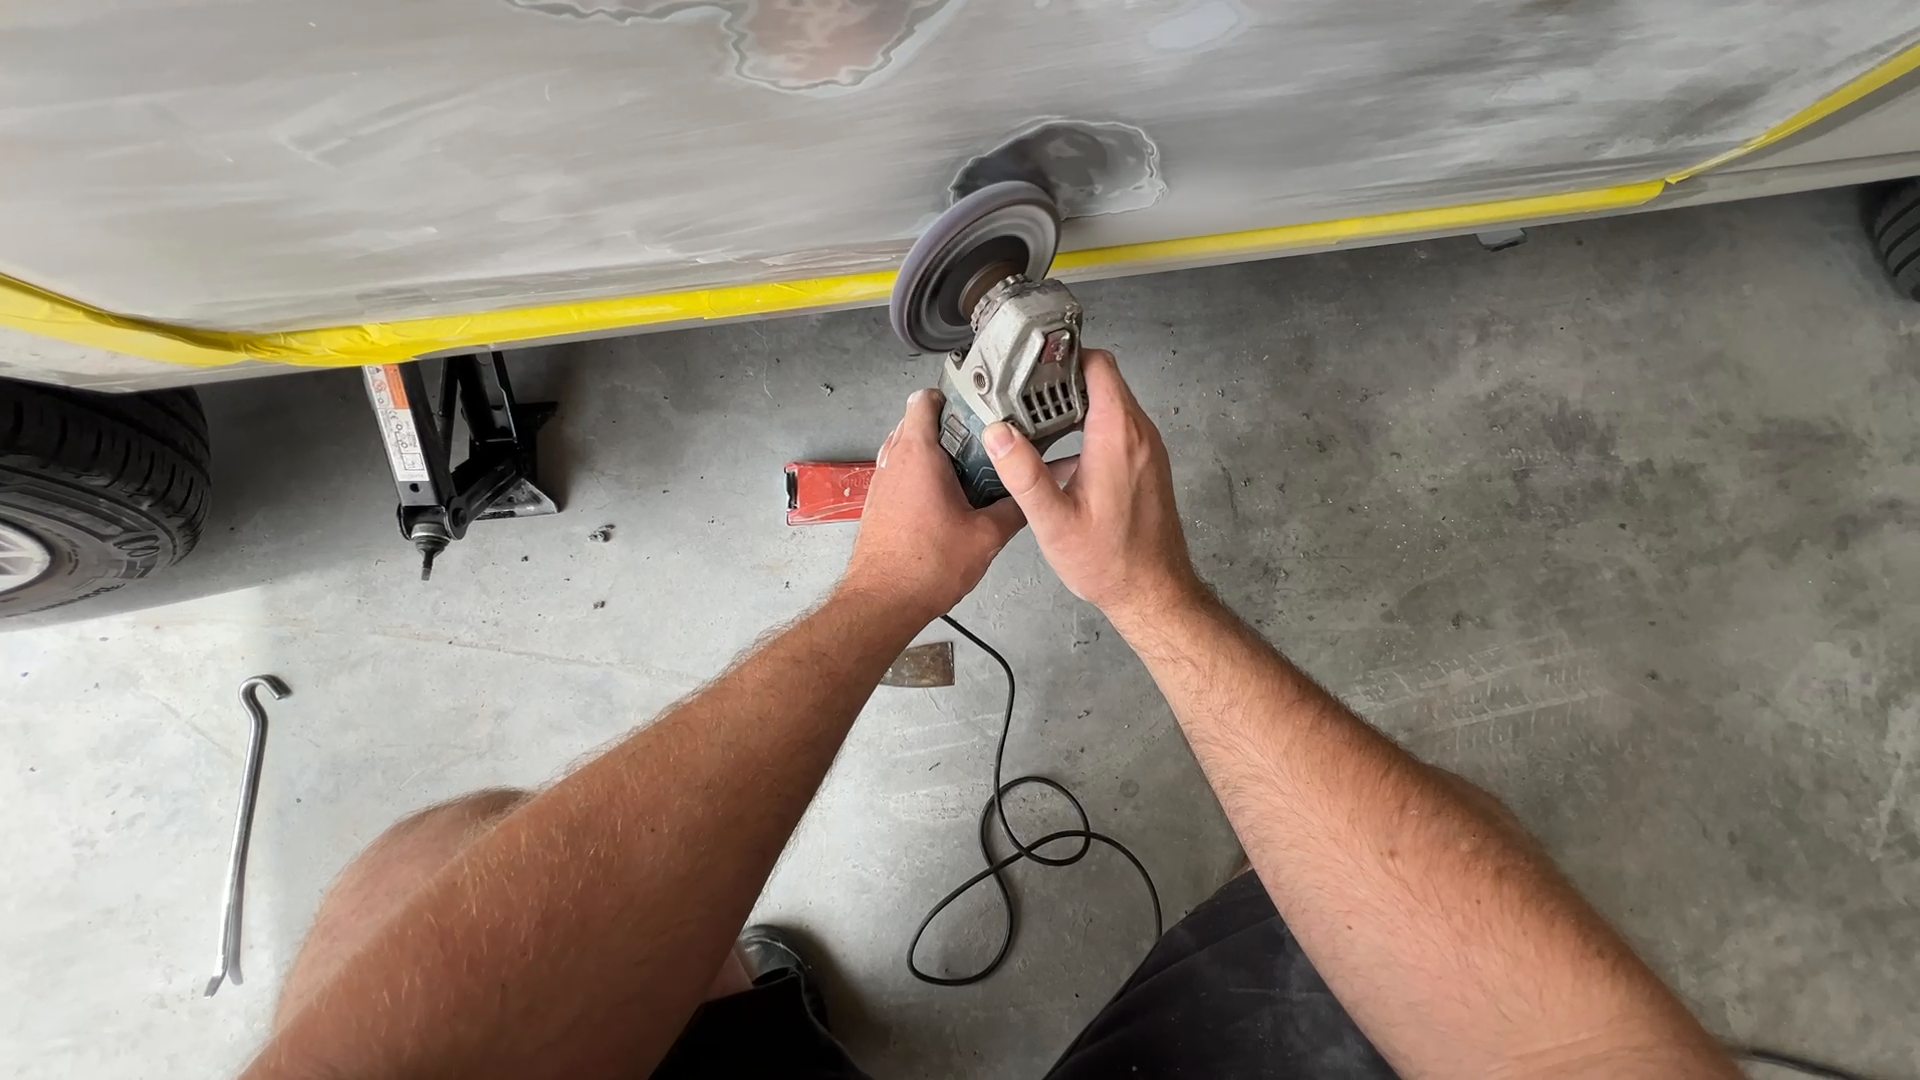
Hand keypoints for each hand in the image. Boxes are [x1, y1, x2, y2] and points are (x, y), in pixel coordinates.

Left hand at [840, 389, 1027, 619]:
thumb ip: (1015, 508)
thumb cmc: (925, 567)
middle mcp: (894, 462)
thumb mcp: (986, 536)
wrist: (884, 602)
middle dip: (949, 426)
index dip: (952, 396)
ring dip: (934, 452)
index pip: (925, 399)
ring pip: (907, 449)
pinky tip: (947, 499)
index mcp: (918, 455)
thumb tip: (1036, 493)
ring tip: (968, 470)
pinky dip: (920, 475)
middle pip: (918, 422)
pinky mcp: (878, 504)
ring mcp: (881, 483)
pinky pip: (900, 474)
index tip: (977, 405)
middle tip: (982, 441)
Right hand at [981, 349, 1202, 631]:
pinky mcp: (1145, 465)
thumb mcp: (1053, 521)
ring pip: (1111, 403)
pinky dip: (1089, 426)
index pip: (1099, 365)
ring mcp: (1146, 450)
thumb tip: (998, 434)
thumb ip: (1023, 474)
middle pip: (1103, 380)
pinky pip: (1118, 428)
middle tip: (1023, 396)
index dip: (1063, 358)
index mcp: (1118, 436)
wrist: (1153, 591)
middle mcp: (1139, 435)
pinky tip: (1062, 453)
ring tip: (1036, 422)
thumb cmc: (1110, 561)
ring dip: (1075, 405)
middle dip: (1061, 381)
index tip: (1032, 367)